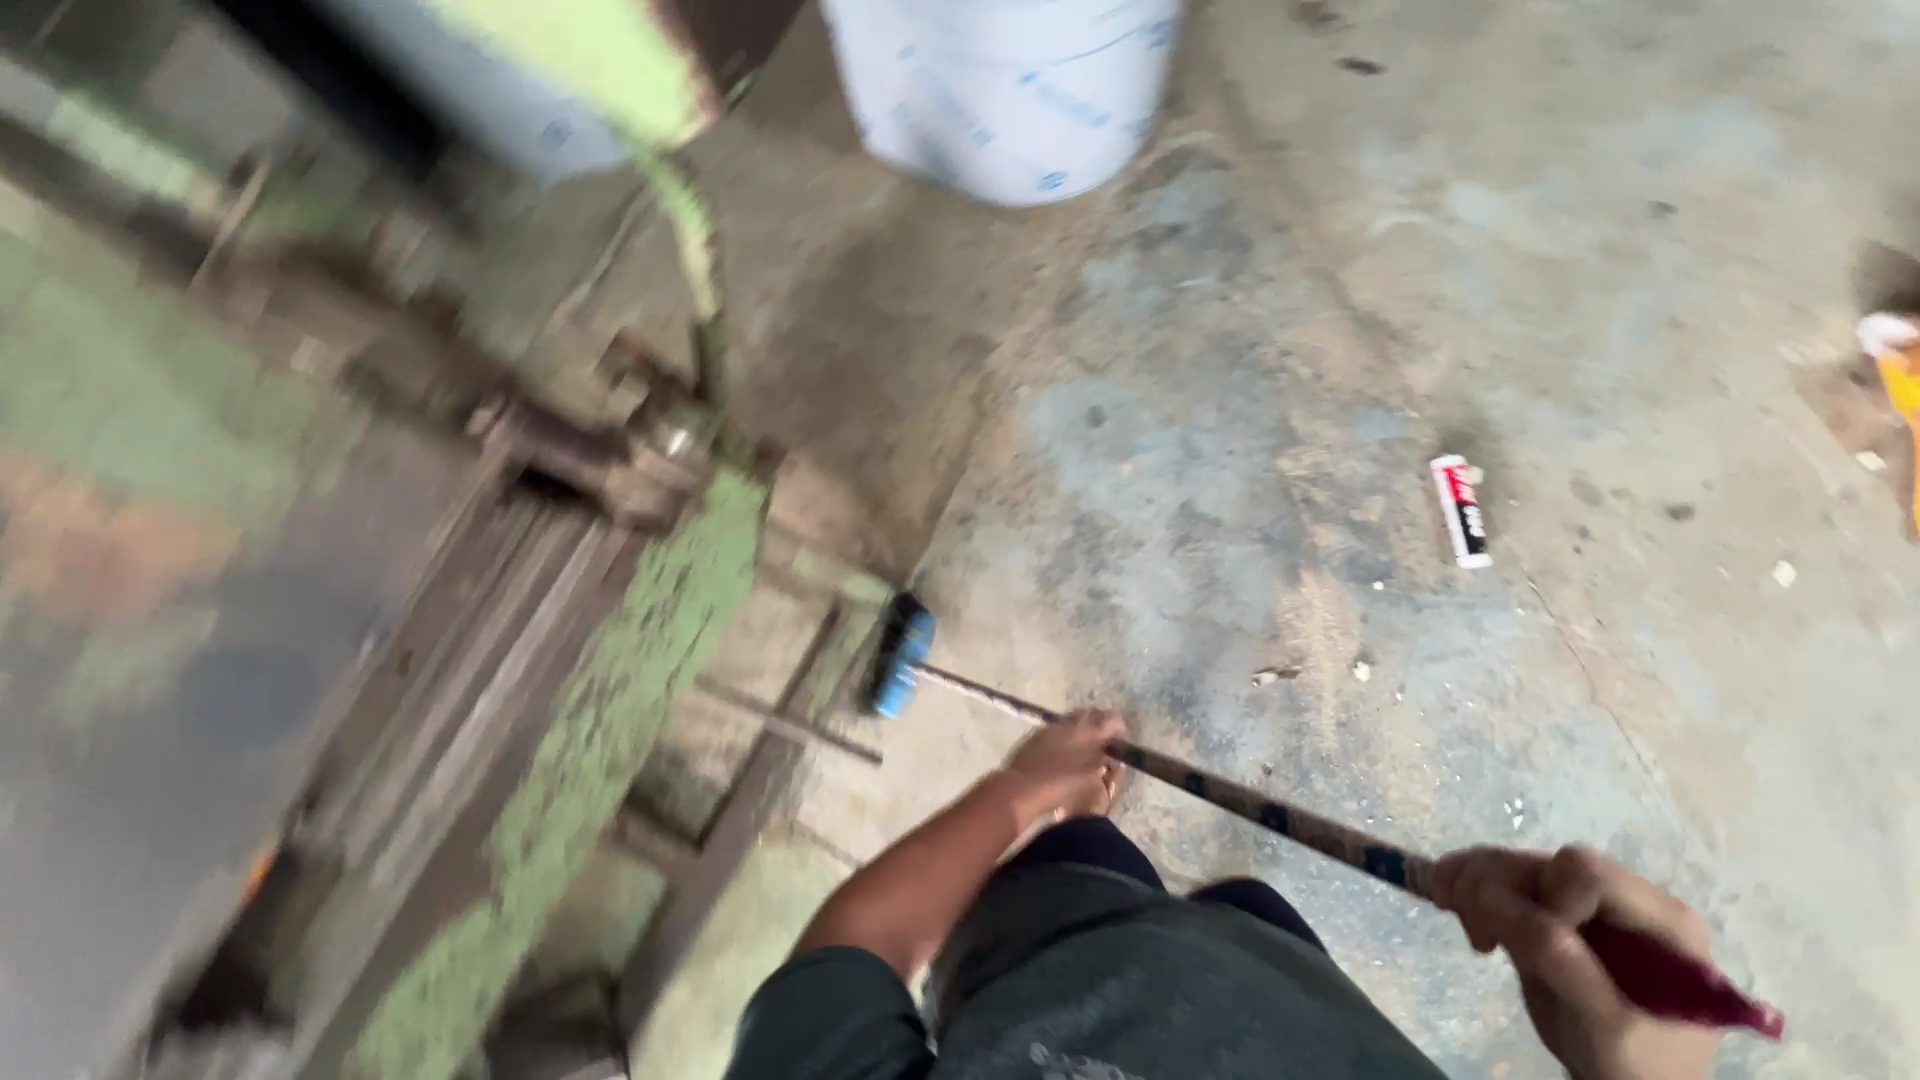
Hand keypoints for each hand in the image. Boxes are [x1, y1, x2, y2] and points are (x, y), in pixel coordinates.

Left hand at [996, 708, 1125, 822]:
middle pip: (1089, 714)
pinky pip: (1058, 726)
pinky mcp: (1036, 735)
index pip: (1109, 719)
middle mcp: (1068, 724)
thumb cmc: (1057, 785)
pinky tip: (1067, 743)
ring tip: (1088, 739)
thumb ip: (1101, 762)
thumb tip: (1109, 756)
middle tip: (1106, 734)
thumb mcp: (1088, 777)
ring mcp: (1050, 727)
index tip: (1122, 733)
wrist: (1019, 789)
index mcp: (1085, 732)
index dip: (1118, 724)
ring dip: (1082, 724)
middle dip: (1099, 720)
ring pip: (1072, 718)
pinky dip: (1067, 731)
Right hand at [1432, 845, 1720, 1079]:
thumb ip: (1564, 963)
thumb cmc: (1632, 1059)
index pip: (1588, 873)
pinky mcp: (1545, 902)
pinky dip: (1460, 882)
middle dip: (1494, 893)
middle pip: (1538, 863)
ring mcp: (1579, 897)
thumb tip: (1500, 907)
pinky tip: (1447, 903)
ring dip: (1469, 888)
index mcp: (1660, 919)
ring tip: (1470, 935)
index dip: (1552, 900)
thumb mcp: (1608, 1023)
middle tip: (1479, 942)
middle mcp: (1620, 894)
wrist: (1622, 1078)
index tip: (1546, 952)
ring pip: (1508, 862)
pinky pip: (1494, 873)